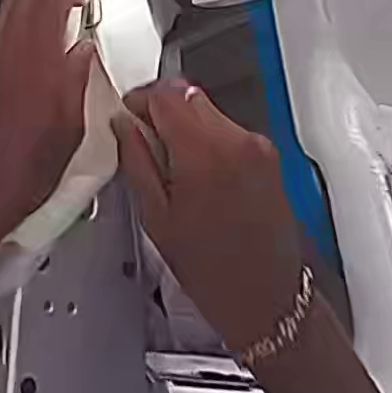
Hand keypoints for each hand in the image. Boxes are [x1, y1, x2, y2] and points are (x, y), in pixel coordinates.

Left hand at [0, 0, 93, 266]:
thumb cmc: (28, 164)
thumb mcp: (71, 127)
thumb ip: (77, 79)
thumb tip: (84, 50)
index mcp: (39, 67)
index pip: (50, 8)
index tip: (85, 0)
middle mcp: (12, 56)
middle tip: (72, 0)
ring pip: (9, 6)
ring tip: (54, 8)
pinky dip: (16, 14)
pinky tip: (31, 28)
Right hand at [114, 79, 306, 350]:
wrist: (268, 298)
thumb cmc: (214, 271)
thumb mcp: (156, 217)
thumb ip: (136, 160)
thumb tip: (123, 125)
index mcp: (203, 152)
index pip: (165, 94)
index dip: (139, 99)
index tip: (128, 113)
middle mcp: (234, 139)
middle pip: (187, 93)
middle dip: (161, 106)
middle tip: (143, 134)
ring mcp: (254, 144)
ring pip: (206, 107)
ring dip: (184, 121)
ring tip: (171, 160)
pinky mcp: (267, 152)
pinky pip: (226, 126)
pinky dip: (207, 135)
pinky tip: (197, 170)